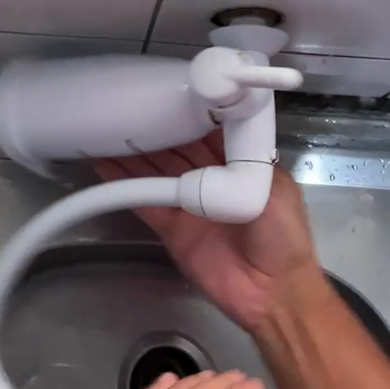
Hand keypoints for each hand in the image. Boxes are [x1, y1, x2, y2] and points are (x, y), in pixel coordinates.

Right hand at [95, 132, 319, 332]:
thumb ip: (243, 157)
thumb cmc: (283, 236)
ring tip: (108, 133)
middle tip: (126, 110)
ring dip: (133, 155)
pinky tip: (106, 167)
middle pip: (175, 150)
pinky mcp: (172, 228)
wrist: (276, 293)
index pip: (205, 133)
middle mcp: (210, 180)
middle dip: (153, 131)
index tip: (164, 94)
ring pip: (155, 172)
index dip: (185, 115)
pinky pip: (145, 202)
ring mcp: (189, 204)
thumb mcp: (275, 186)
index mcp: (237, 165)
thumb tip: (215, 130)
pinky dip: (125, 186)